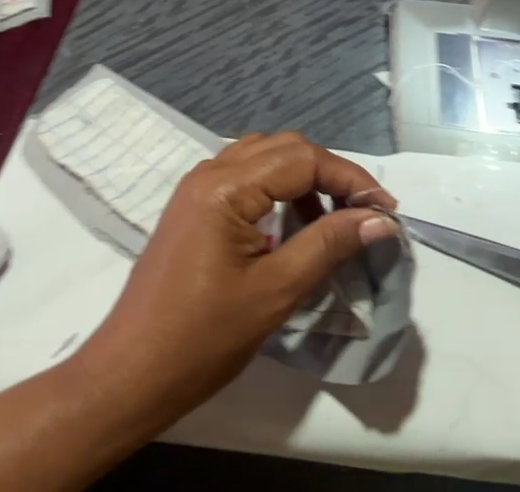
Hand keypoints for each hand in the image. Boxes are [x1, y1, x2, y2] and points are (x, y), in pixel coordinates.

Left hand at [69, 131, 397, 420]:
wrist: (134, 372)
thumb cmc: (204, 336)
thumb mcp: (276, 290)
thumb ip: (328, 245)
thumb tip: (379, 219)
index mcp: (224, 187)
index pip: (302, 158)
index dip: (349, 178)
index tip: (385, 210)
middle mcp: (208, 173)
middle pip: (283, 148)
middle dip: (329, 173)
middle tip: (363, 212)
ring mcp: (196, 189)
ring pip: (263, 158)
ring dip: (303, 180)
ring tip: (333, 221)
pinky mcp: (193, 208)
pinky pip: (244, 179)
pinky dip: (277, 191)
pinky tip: (294, 226)